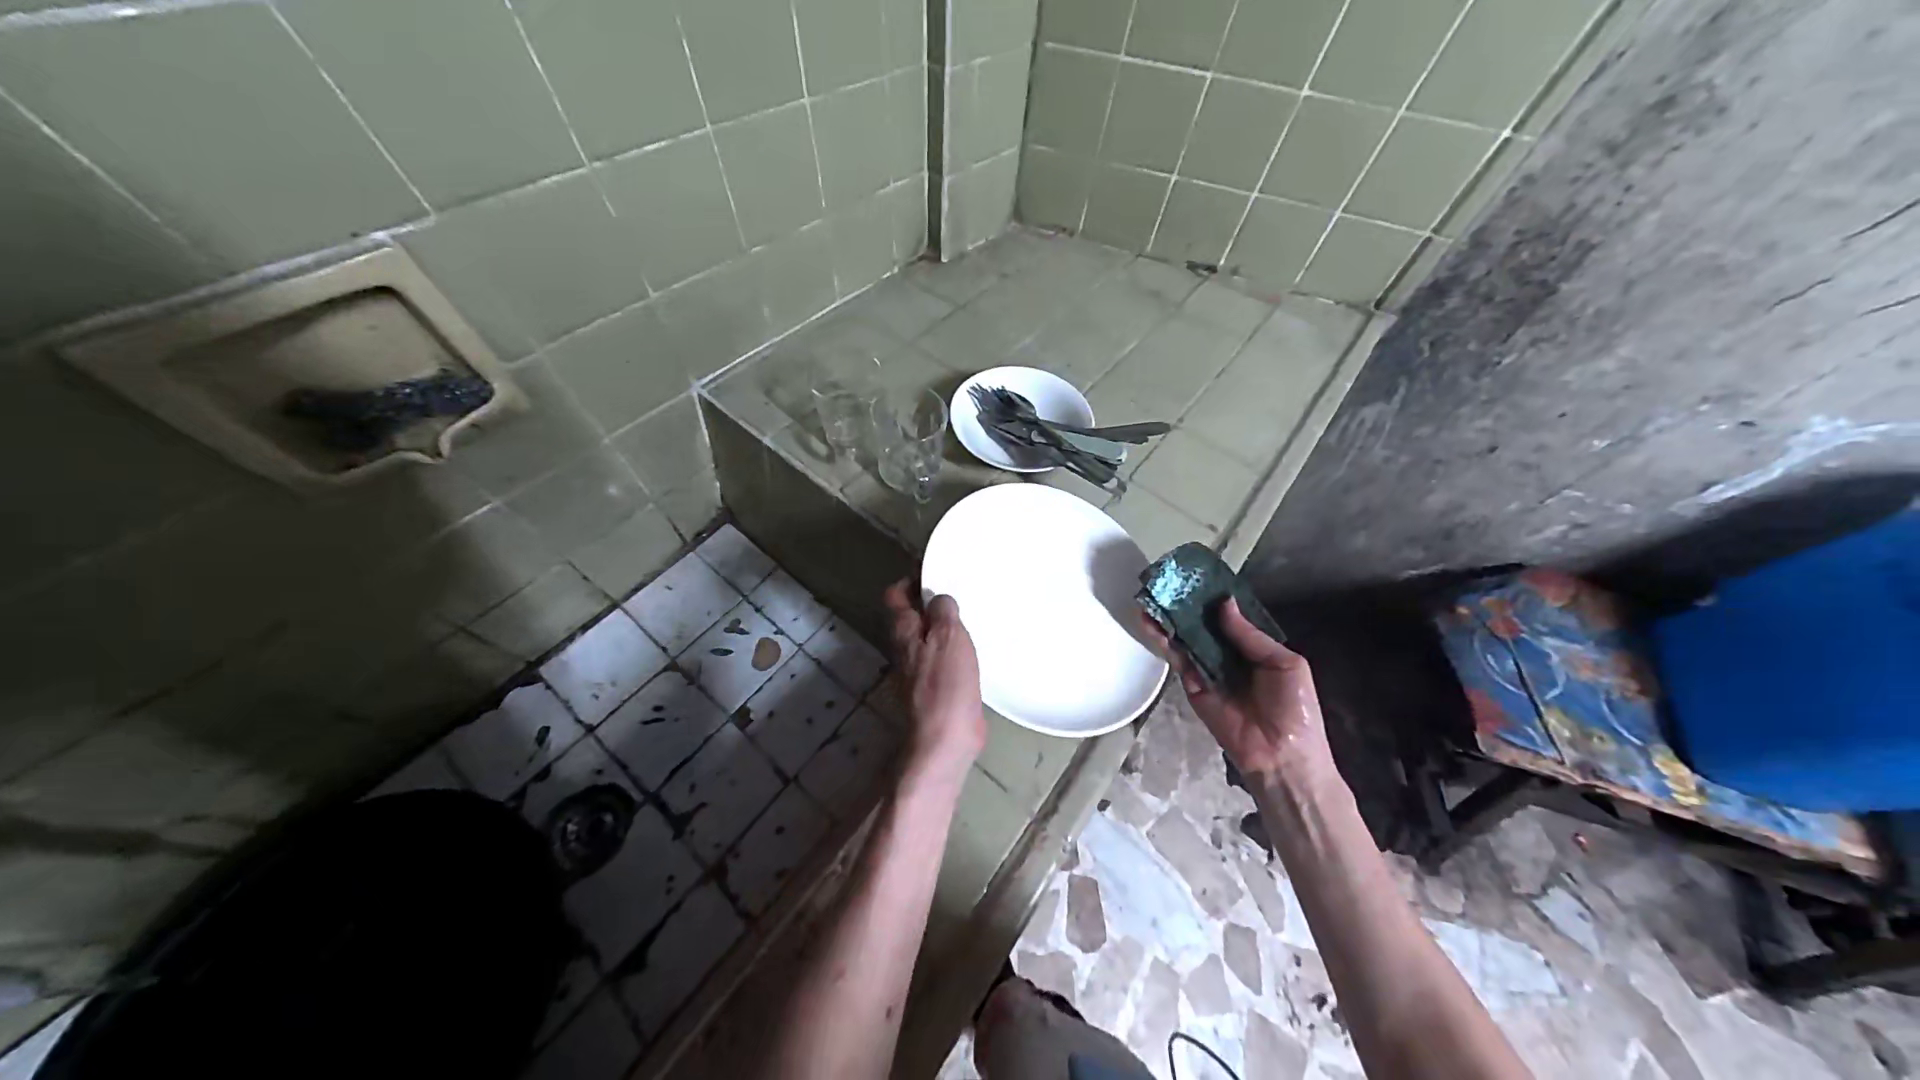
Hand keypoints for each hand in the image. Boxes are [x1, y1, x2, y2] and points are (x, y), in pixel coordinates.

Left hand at [884, 579, 986, 784]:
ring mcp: (918, 670)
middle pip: (910, 616)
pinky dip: (954, 648)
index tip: (932, 572)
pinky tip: (973, 646)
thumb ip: (942, 612)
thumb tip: (940, 598)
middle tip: (957, 590)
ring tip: (969, 613)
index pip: (895, 596)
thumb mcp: (948, 637)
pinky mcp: (935, 687)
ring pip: (926, 637)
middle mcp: (905, 648)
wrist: (945, 738)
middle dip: (929, 601)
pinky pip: (942, 657)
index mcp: (903, 632)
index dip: (909, 580)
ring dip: (943, 625)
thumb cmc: (945, 684)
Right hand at [1145, 598, 1332, 789]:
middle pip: (1203, 627)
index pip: (1230, 620)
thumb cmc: (1294, 707)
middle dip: (1185, 607)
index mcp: (1255, 649)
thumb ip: (1251, 635)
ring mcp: (1209, 671)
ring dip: (1169, 621)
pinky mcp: (1193, 687)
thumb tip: (1224, 603)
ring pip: (1186, 641)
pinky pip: (1180, 662)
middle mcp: (1229, 656)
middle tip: (1165, 585)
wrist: (1281, 754)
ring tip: (1150, 600)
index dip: (1213, 600)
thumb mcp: (1285, 663)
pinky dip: (1166, 644)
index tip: (1195, 579)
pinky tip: (1154, 626)